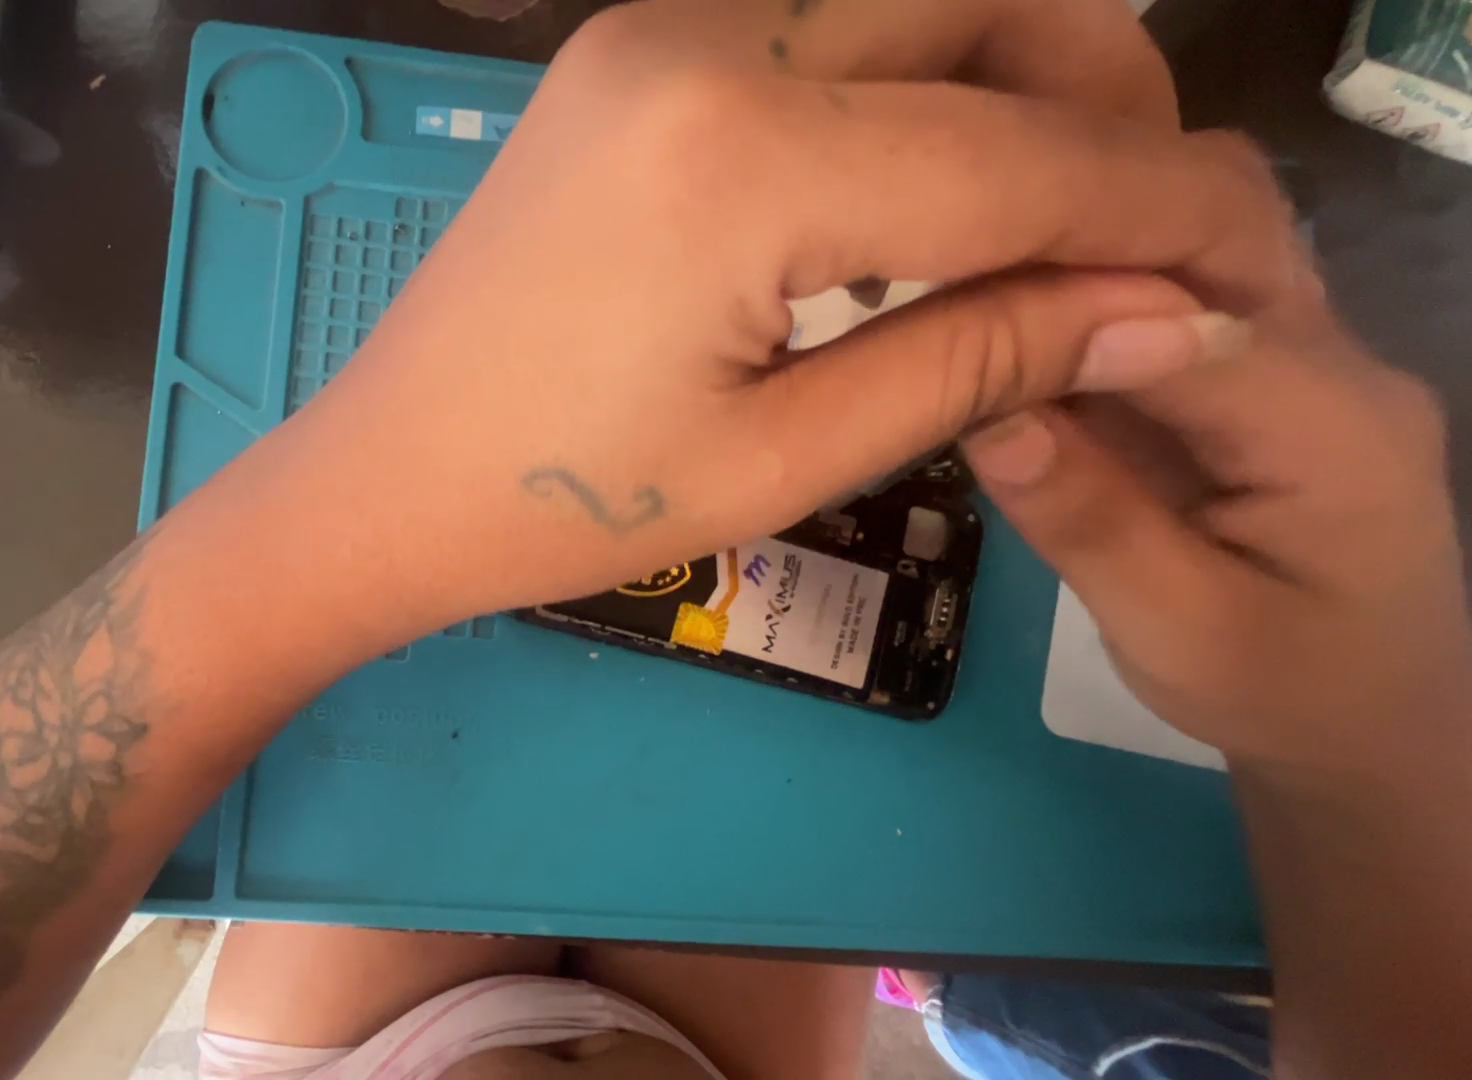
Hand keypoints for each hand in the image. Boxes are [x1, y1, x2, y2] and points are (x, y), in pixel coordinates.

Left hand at [214, 0, 1304, 639]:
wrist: (387, 483)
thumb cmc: (560, 507)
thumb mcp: (780, 458)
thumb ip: (975, 362)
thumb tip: (1164, 311)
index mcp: (744, 156)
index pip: (1027, 150)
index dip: (1160, 213)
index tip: (1237, 276)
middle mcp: (699, 40)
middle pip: (985, 8)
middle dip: (1096, 113)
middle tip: (1127, 248)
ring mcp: (644, 36)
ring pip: (897, 6)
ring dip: (1001, 90)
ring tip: (1038, 229)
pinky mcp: (615, 67)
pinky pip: (805, 40)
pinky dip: (892, 97)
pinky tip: (905, 197)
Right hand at [964, 300, 1471, 773]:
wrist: (1365, 725)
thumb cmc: (1282, 691)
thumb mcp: (1173, 628)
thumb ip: (1087, 521)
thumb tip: (987, 419)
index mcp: (1333, 426)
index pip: (1191, 322)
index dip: (1070, 300)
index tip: (948, 303)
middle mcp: (1325, 369)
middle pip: (1209, 256)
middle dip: (1076, 248)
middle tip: (943, 271)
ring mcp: (1280, 374)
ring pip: (1177, 276)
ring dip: (1066, 273)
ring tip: (954, 288)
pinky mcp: (1233, 395)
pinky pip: (1150, 328)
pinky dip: (1070, 320)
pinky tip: (999, 330)